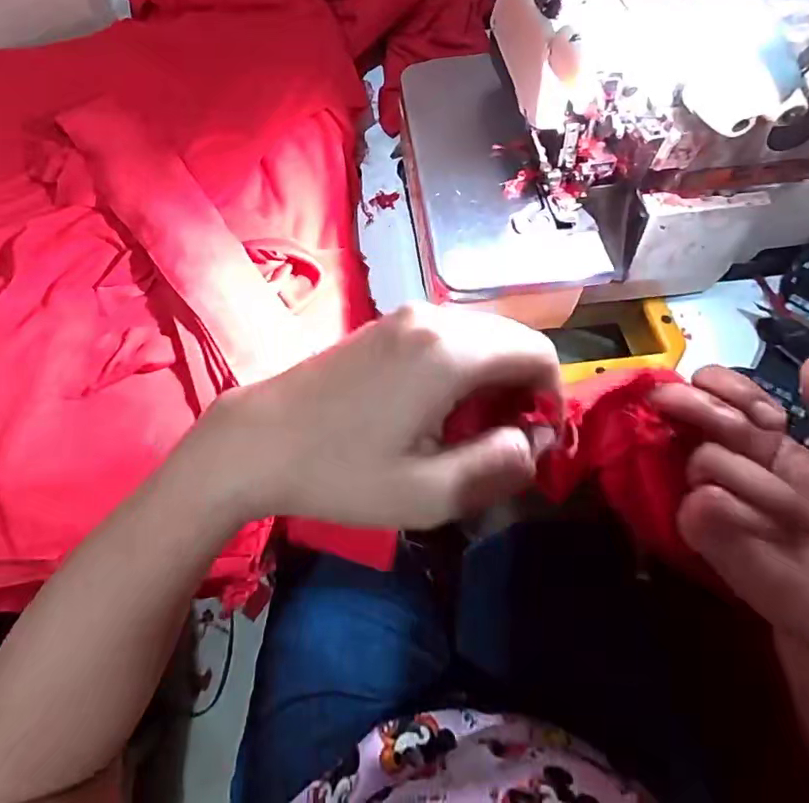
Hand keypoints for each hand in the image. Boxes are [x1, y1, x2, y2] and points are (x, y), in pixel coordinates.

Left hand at [188, 303, 561, 530]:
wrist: (257, 439)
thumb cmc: (339, 472)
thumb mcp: (426, 494)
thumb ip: (496, 467)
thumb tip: (532, 443)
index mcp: (449, 351)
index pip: (538, 352)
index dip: (551, 399)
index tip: (530, 445)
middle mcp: (433, 317)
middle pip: (512, 339)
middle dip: (521, 390)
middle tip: (496, 443)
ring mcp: (405, 315)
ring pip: (481, 337)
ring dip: (491, 380)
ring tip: (461, 432)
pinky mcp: (385, 324)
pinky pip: (448, 336)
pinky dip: (461, 367)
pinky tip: (431, 410)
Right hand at [651, 356, 808, 652]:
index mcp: (760, 435)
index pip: (720, 387)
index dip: (732, 387)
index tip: (768, 416)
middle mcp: (723, 452)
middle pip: (687, 405)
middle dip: (704, 406)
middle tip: (742, 429)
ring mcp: (704, 488)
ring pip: (703, 457)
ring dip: (757, 484)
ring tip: (791, 517)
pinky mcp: (697, 526)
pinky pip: (702, 503)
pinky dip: (736, 513)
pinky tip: (763, 532)